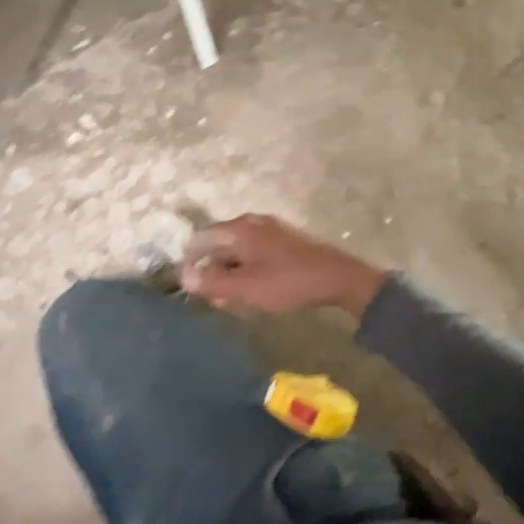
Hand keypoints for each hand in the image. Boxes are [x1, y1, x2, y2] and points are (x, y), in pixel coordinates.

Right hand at [180, 214, 387, 316]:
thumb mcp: (246, 287)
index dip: (191, 263)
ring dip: (230, 275)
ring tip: (232, 301)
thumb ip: (214, 283)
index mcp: (240, 228)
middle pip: (220, 244)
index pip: (201, 239)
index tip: (191, 288)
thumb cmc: (288, 282)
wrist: (338, 278)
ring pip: (238, 251)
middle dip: (212, 272)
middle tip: (214, 300)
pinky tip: (253, 291)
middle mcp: (253, 223)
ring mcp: (271, 231)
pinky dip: (247, 271)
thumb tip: (186, 279)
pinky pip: (255, 254)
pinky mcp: (285, 242)